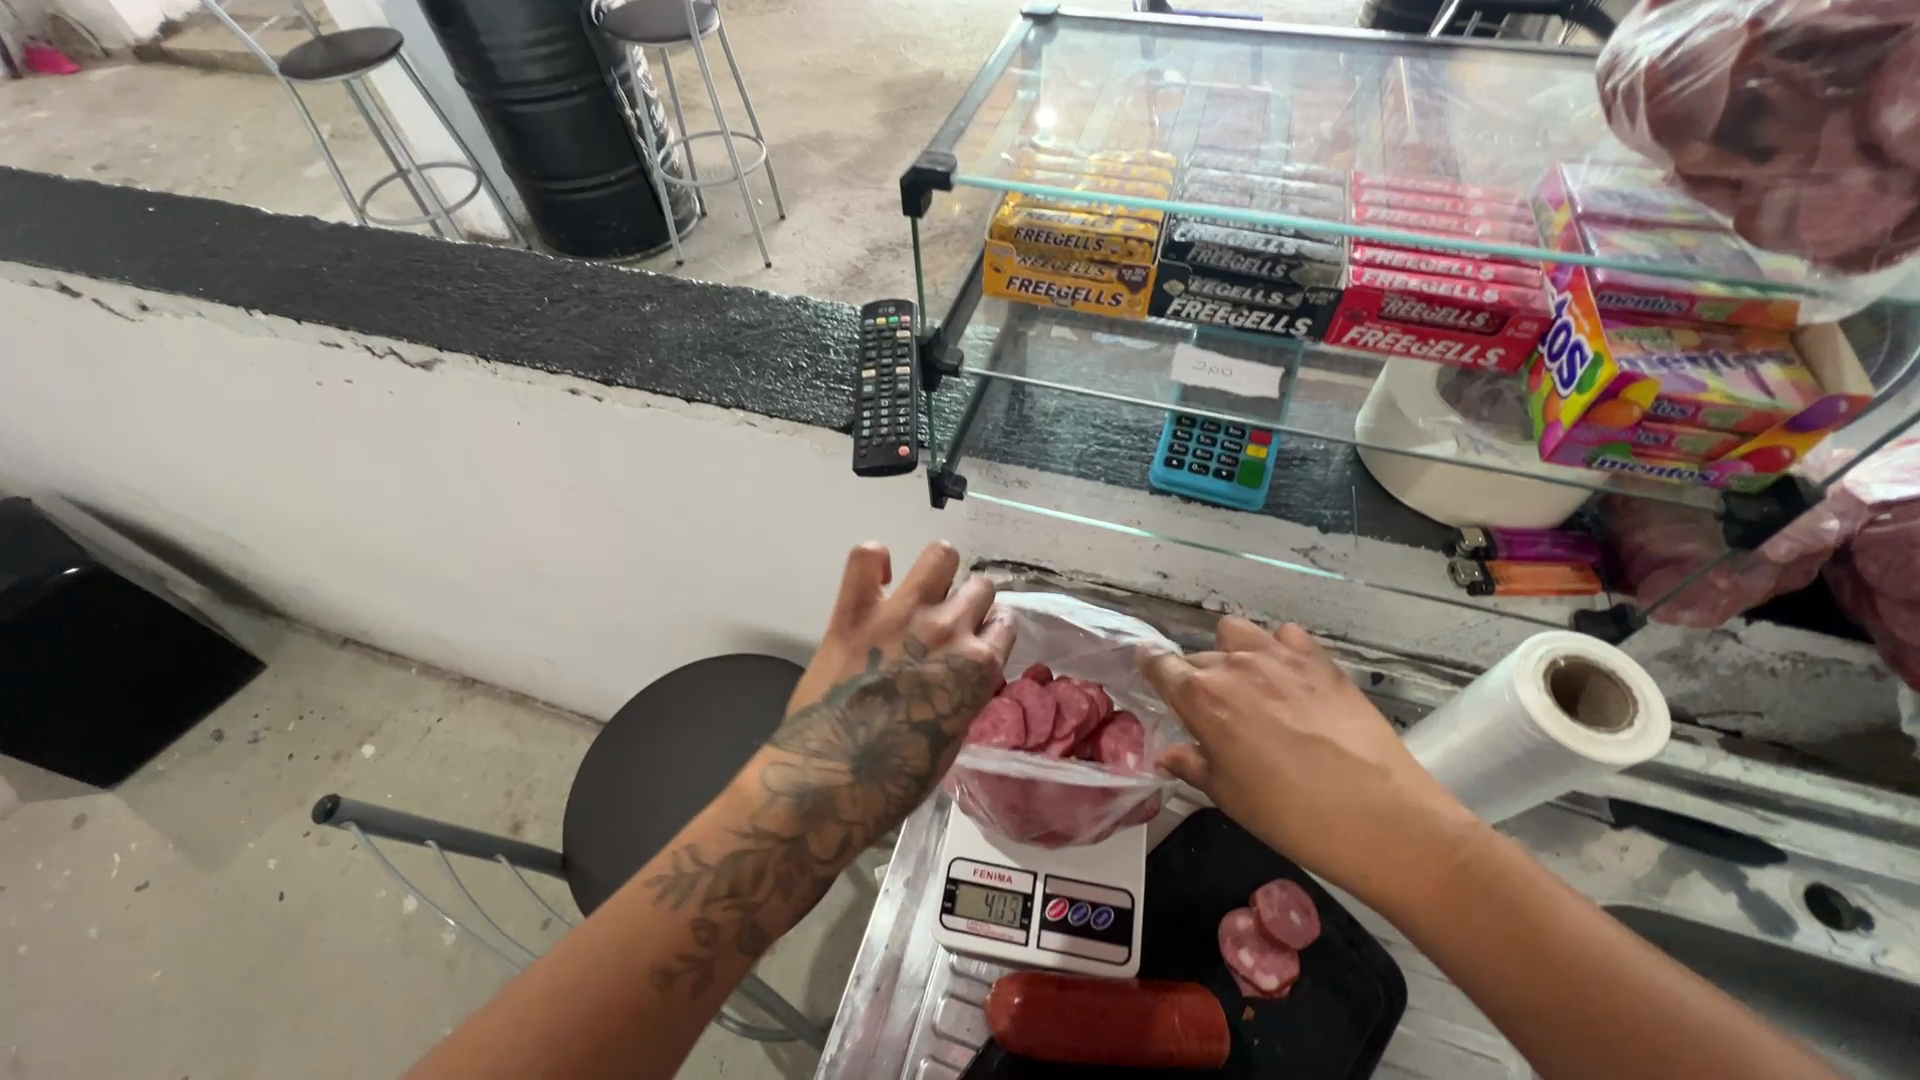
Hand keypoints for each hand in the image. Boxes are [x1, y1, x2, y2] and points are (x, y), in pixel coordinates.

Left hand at [765, 542, 1014, 838]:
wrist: (833, 781)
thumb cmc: (896, 778)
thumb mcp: (952, 738)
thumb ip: (963, 695)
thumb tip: (955, 678)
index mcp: (978, 667)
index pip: (1005, 623)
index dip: (992, 628)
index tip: (980, 635)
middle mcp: (949, 630)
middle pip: (980, 587)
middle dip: (969, 599)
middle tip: (948, 618)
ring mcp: (902, 614)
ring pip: (940, 555)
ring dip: (936, 570)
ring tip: (921, 588)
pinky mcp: (854, 612)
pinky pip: (866, 556)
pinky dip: (873, 561)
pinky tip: (875, 578)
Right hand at [1142, 617, 1478, 899]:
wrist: (1381, 817)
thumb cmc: (1290, 816)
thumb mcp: (1229, 797)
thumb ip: (1193, 766)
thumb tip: (1170, 756)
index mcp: (1202, 698)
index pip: (1159, 664)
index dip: (1150, 667)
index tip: (1149, 673)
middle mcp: (1235, 667)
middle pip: (1198, 656)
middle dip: (1195, 678)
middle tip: (1210, 712)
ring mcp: (1282, 658)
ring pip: (1237, 633)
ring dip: (1232, 652)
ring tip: (1247, 684)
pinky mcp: (1322, 661)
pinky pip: (1287, 637)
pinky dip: (1280, 649)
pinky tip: (1289, 679)